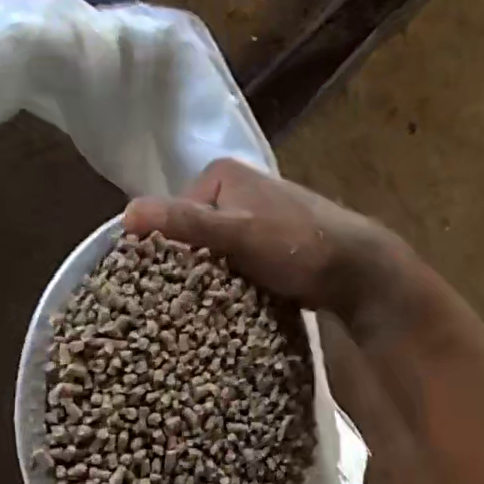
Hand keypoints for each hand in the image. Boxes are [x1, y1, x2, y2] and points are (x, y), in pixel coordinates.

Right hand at [122, 158, 407, 322]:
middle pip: (186, 234)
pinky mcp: (260, 244)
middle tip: (176, 302)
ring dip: (201, 278)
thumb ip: (185, 223)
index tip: (159, 285)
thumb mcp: (237, 233)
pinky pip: (226, 263)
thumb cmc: (298, 245)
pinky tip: (220, 304)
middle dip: (181, 265)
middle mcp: (231, 191)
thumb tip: (125, 215)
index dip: (159, 249)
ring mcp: (248, 218)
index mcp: (218, 175)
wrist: (357, 271)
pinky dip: (220, 282)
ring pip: (206, 252)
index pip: (168, 213)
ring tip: (195, 308)